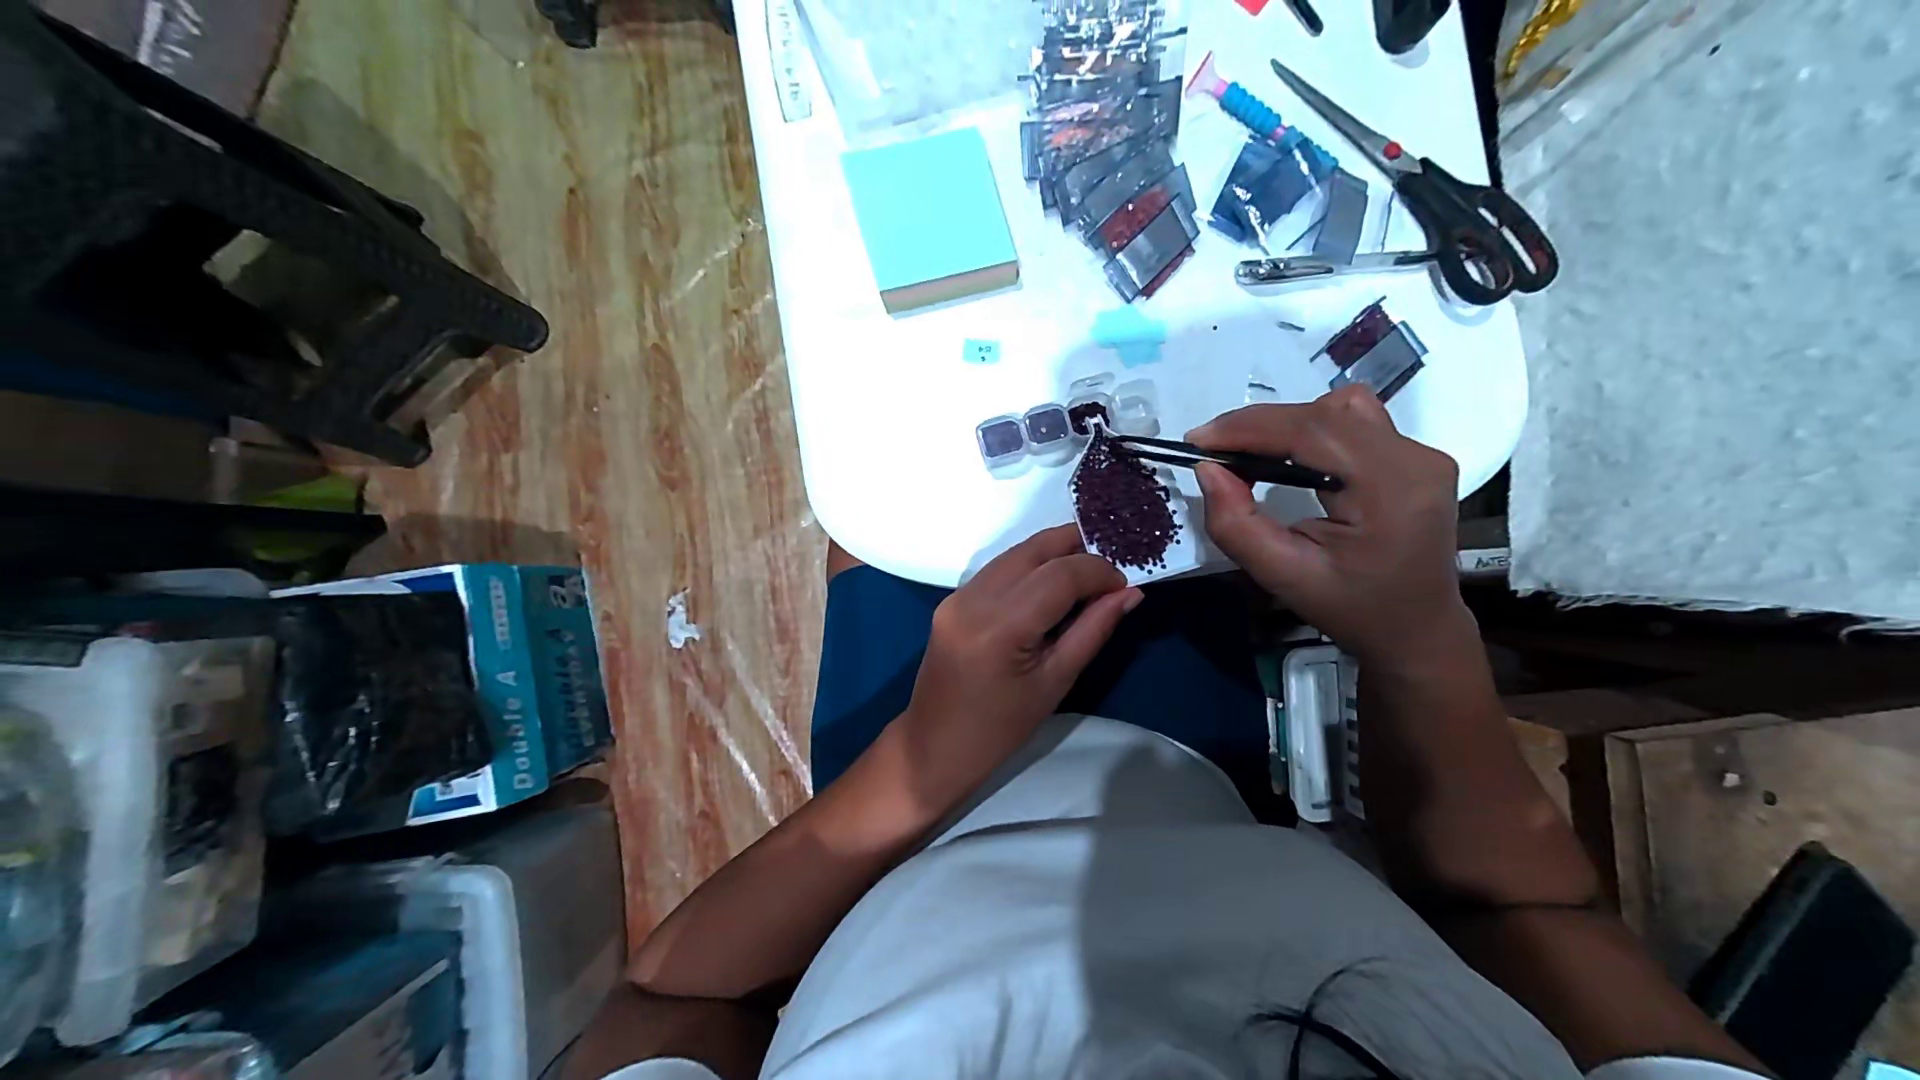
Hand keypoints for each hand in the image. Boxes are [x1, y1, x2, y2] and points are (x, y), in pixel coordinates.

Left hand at [894, 525, 1142, 803]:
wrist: (935, 746)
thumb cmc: (1000, 729)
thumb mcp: (1056, 682)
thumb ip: (1093, 630)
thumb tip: (1129, 592)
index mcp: (999, 627)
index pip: (1059, 575)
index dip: (1098, 571)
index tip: (1125, 584)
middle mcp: (973, 599)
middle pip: (1034, 549)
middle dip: (1077, 546)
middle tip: (1112, 560)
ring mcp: (957, 596)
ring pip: (1015, 553)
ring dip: (1054, 553)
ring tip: (1090, 570)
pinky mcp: (952, 599)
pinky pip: (998, 569)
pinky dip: (1030, 566)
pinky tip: (1053, 581)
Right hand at [1189, 385, 1470, 668]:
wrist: (1414, 629)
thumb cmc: (1349, 608)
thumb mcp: (1282, 576)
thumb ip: (1237, 524)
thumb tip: (1207, 470)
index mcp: (1390, 492)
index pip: (1313, 431)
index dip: (1249, 427)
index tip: (1198, 441)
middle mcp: (1414, 460)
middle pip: (1325, 414)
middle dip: (1260, 426)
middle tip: (1215, 453)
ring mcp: (1421, 454)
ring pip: (1340, 409)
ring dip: (1287, 425)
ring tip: (1252, 456)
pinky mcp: (1415, 456)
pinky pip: (1354, 422)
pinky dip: (1310, 431)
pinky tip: (1289, 460)